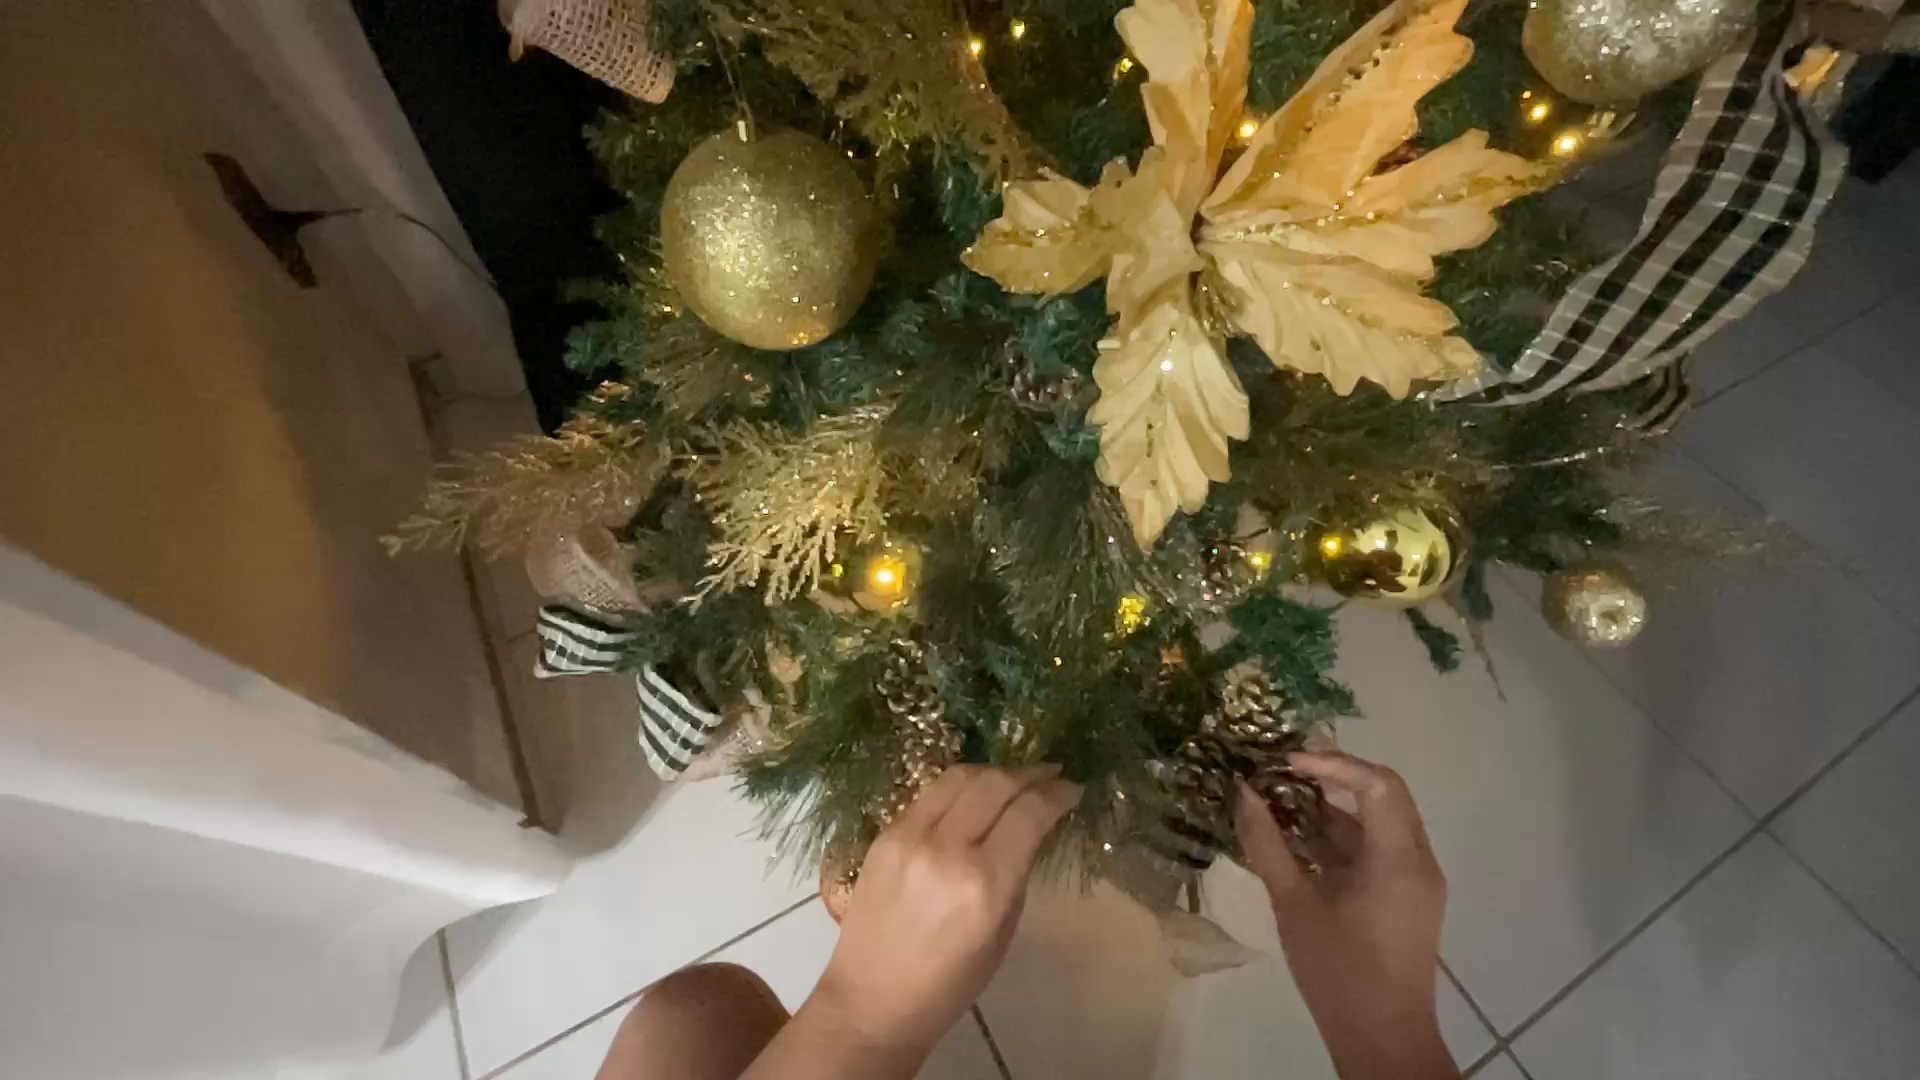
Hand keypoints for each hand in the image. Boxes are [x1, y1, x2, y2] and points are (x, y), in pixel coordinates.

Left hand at [811, 765, 1081, 1055]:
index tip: (1073, 787)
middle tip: (1050, 773)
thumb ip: (1018, 870)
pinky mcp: (886, 832)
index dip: (1056, 793)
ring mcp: (910, 835)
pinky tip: (974, 792)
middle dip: (1029, 773)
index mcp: (985, 885)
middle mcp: (947, 849)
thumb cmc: (950, 982)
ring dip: (994, 771)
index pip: (1028, 814)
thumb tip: (1032, 825)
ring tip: (1014, 777)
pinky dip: (960, 785)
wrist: (871, 999)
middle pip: (995, 783)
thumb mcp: (1003, 931)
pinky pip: (931, 792)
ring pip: (960, 775)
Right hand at [1235, 751, 1456, 1079]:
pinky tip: (1289, 838)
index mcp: (1399, 860)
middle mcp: (1416, 860)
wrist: (1381, 1041)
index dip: (1331, 762)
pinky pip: (1369, 846)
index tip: (1284, 762)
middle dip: (1327, 776)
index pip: (1377, 784)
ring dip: (1325, 807)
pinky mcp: (1401, 893)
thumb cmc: (1338, 971)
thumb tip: (1241, 791)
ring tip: (1272, 801)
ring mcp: (1412, 877)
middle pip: (1380, 793)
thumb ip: (1266, 841)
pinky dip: (1332, 836)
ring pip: (1372, 819)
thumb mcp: (1292, 902)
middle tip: (1277, 770)